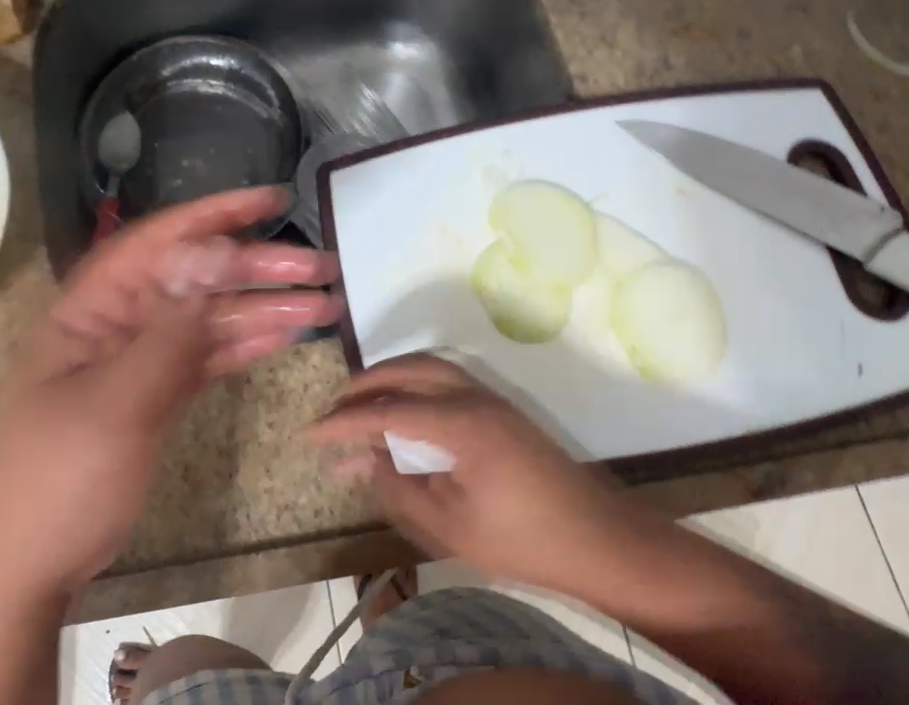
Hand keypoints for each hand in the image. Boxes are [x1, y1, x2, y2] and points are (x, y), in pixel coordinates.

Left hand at [0, 187, 340, 595]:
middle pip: (194, 280)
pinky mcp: (155, 395)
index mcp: (91, 308)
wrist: (33, 564)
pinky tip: (285, 339)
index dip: (215, 215)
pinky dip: (243, 347)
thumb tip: (208, 251)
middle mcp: (117, 323)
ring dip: (262, 310)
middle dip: (256, 269)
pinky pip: (204, 359)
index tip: (272, 201)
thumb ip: (168, 328)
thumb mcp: (116, 401)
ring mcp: (137, 360)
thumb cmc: (61, 478)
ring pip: (207, 320)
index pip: (158, 243)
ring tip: (324, 306)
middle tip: (321, 267)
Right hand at [309, 355, 653, 597]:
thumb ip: (398, 486)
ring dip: (390, 377)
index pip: (387, 411)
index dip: (345, 421)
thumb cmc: (521, 540)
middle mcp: (474, 397)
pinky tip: (402, 410)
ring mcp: (491, 398)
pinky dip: (413, 382)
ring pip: (428, 367)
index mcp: (460, 424)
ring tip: (360, 403)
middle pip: (406, 371)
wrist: (597, 540)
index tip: (311, 434)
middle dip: (364, 385)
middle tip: (333, 409)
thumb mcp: (449, 524)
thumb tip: (360, 459)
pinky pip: (445, 378)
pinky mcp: (501, 409)